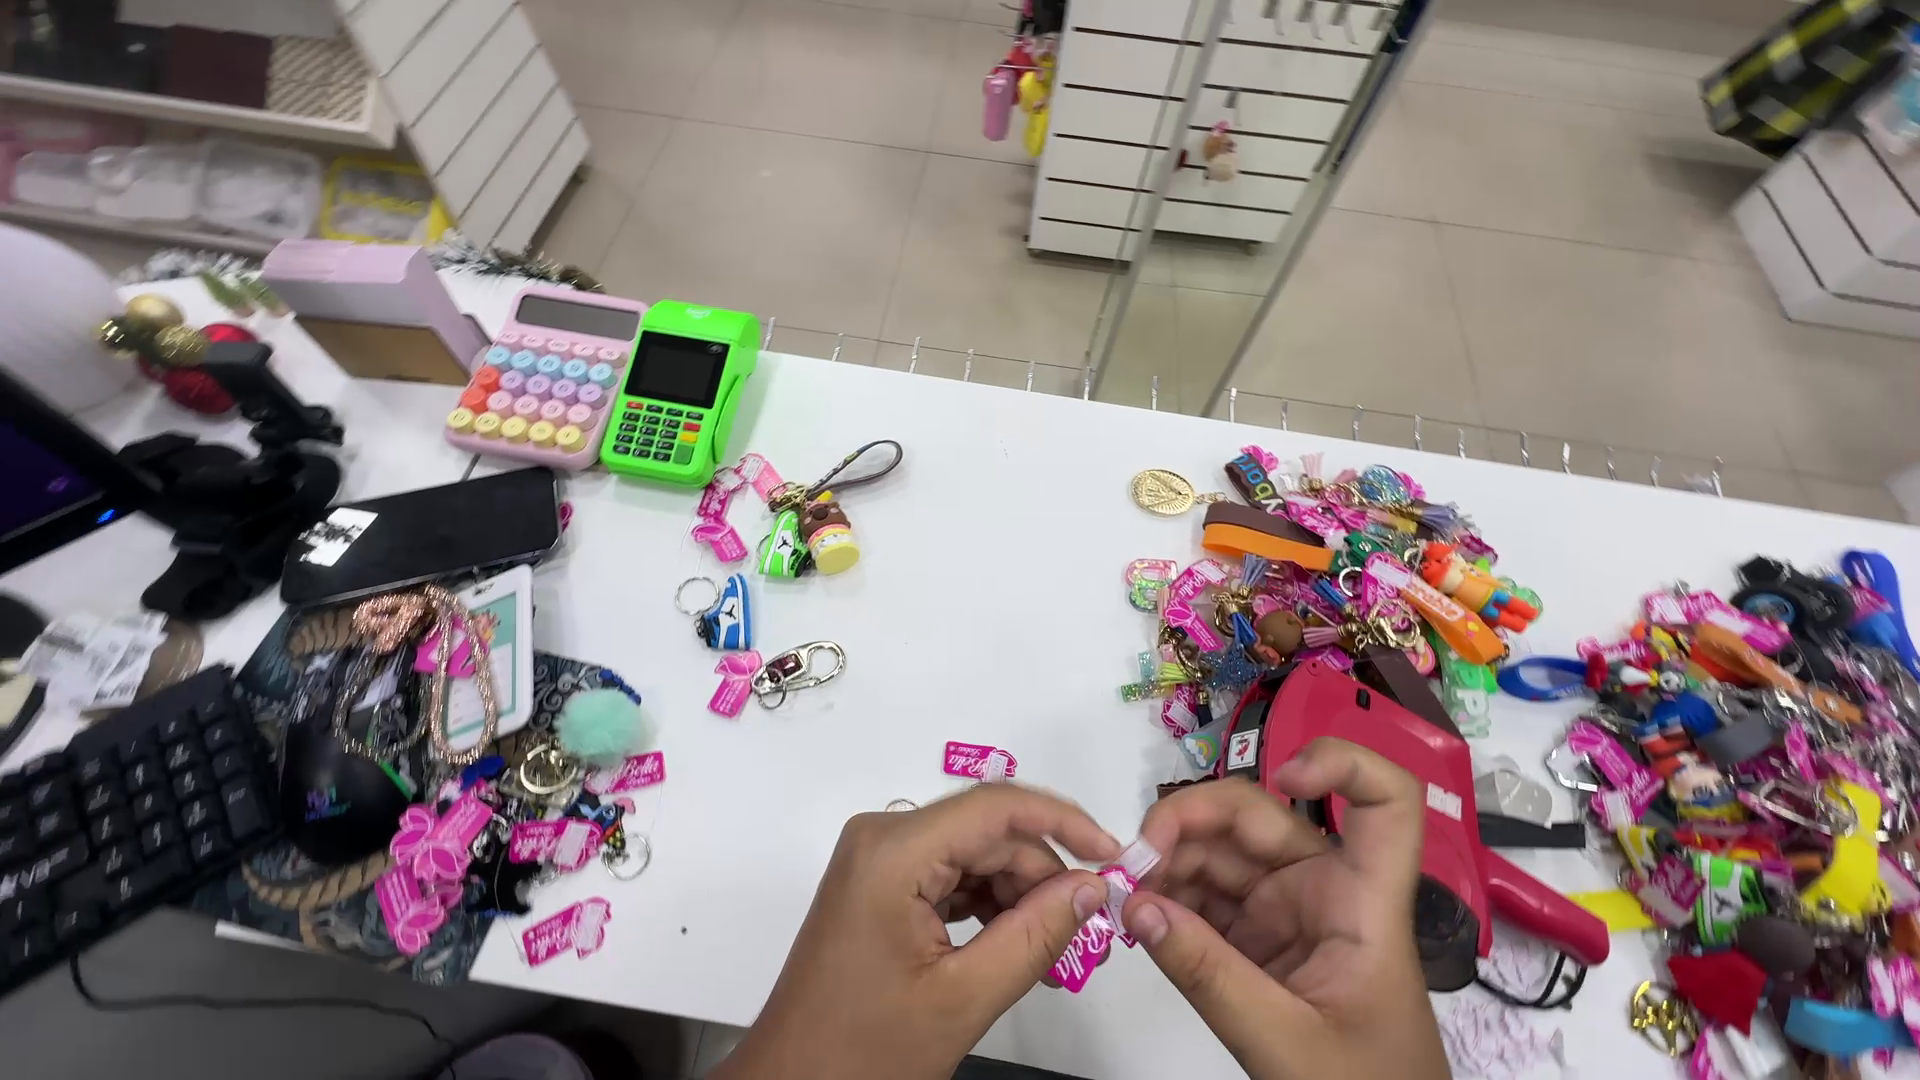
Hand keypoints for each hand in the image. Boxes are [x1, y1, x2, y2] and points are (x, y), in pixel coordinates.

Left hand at [714, 785, 1120, 1079]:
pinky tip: (1012, 943)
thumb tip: (1093, 885)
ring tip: (1048, 949)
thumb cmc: (867, 1050)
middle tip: (1083, 928)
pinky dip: (988, 904)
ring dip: (1016, 894)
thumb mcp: (963, 997)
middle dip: (1039, 874)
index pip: (995, 806)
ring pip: (973, 852)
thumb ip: (1036, 935)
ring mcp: (880, 855)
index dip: (1063, 822)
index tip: (1114, 854)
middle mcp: (885, 834)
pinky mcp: (882, 879)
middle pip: (986, 831)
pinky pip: (951, 873)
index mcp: (894, 849)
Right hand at [1122, 738, 1448, 1079]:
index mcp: (1361, 900)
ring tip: (1124, 888)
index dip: (1343, 765)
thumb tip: (1132, 904)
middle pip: (1258, 816)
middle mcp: (1321, 886)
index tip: (1284, 777)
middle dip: (1191, 820)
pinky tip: (1136, 908)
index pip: (1383, 804)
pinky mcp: (1252, 933)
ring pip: (1219, 850)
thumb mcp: (1287, 1045)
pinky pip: (1202, 893)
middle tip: (1134, 857)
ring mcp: (1282, 907)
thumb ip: (1208, 974)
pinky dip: (1165, 894)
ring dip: (1167, 858)